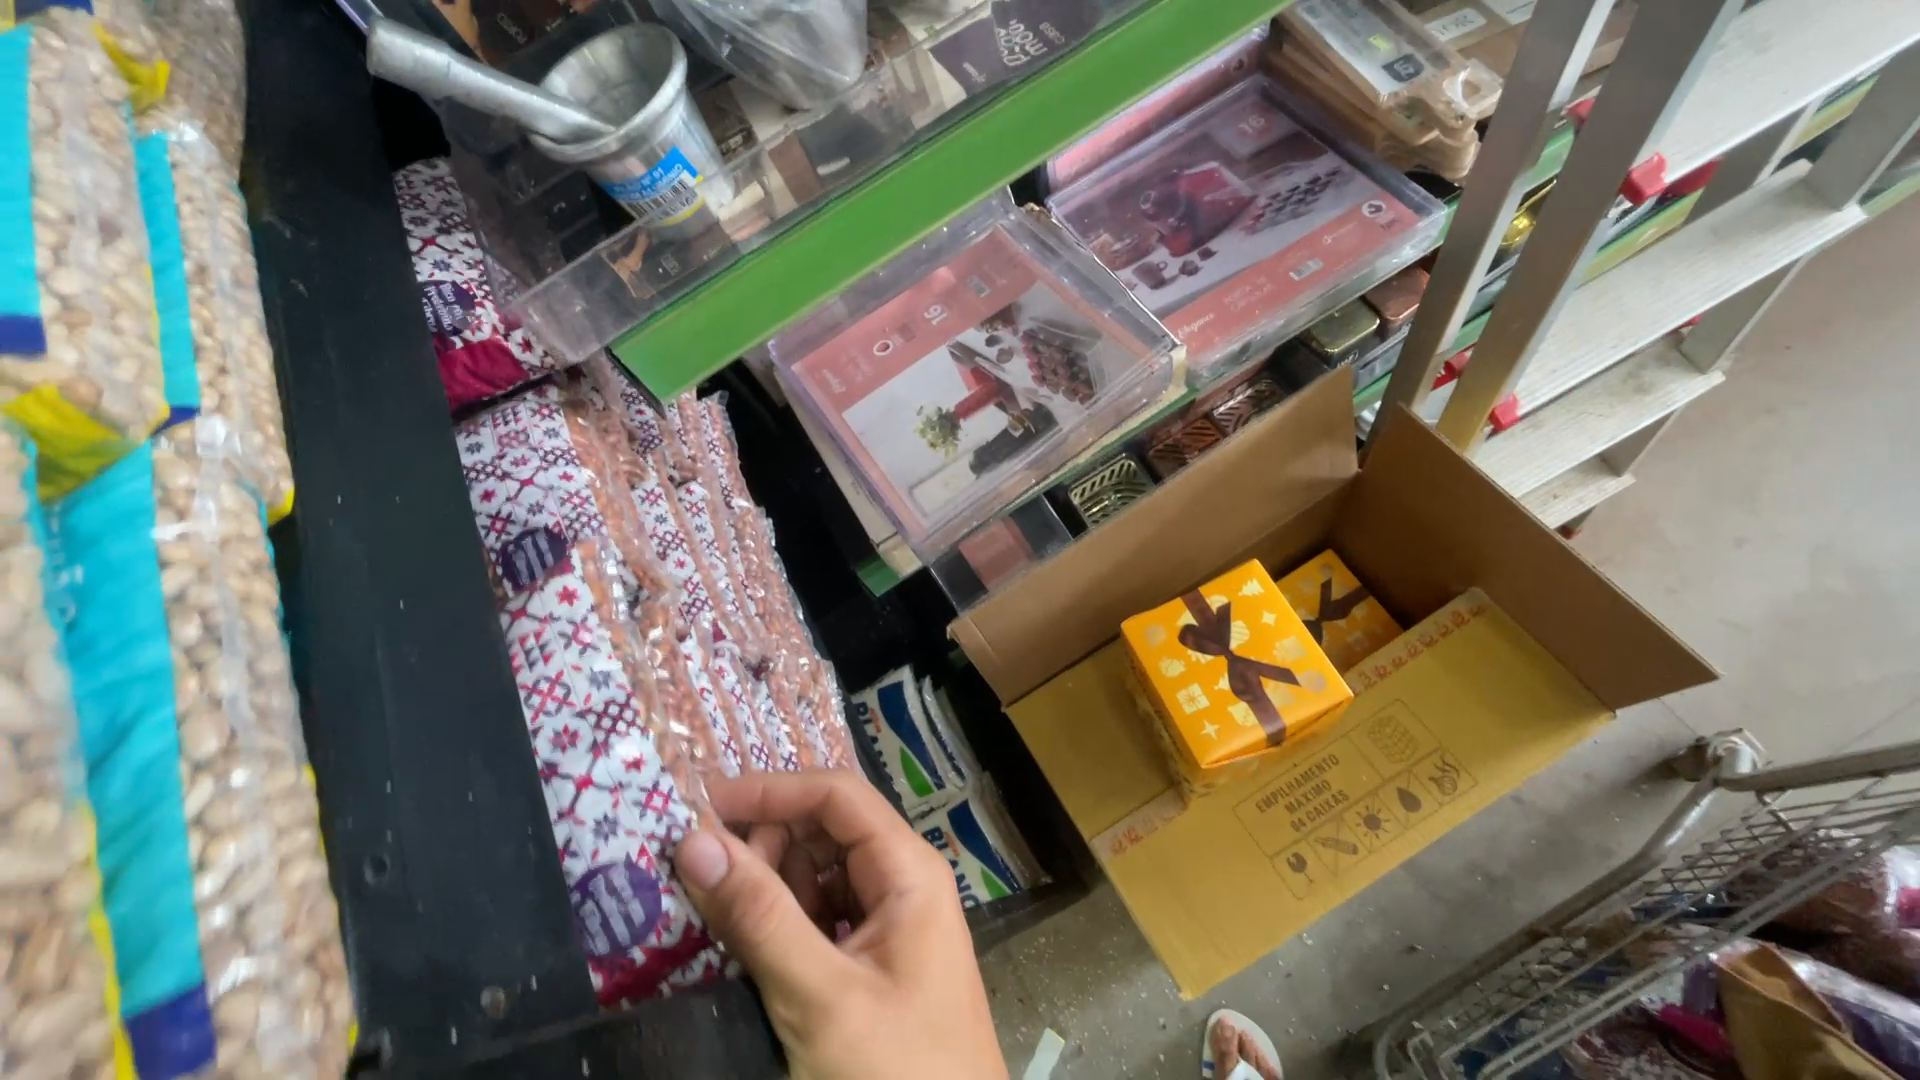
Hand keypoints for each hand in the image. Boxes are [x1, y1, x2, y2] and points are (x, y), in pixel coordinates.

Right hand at [675, 769, 1005, 1079]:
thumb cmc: (896, 1071)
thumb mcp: (820, 997)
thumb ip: (759, 917)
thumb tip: (694, 840)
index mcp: (907, 870)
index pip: (835, 795)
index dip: (770, 792)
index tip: (700, 809)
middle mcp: (901, 881)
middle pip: (824, 830)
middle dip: (764, 842)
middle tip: (705, 882)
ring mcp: (889, 921)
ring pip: (817, 873)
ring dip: (767, 883)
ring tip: (721, 916)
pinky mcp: (872, 960)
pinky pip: (819, 916)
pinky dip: (780, 920)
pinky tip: (745, 945)